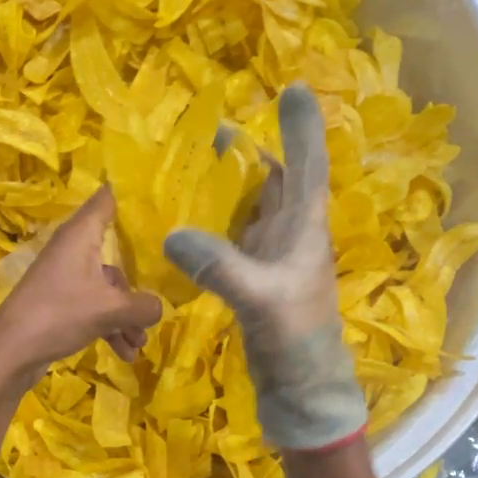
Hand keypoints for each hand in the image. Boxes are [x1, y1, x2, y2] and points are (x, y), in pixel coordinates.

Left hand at [0, 186, 163, 387]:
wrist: (10, 353)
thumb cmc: (60, 315)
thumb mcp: (111, 310)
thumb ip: (143, 306)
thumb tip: (157, 308)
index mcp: (80, 235)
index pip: (106, 200)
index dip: (129, 198)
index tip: (155, 203)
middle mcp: (70, 251)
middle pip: (113, 256)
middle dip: (136, 286)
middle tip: (154, 306)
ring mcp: (62, 280)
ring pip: (105, 291)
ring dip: (125, 317)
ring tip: (138, 345)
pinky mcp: (57, 306)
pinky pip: (92, 310)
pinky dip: (109, 328)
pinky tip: (124, 354)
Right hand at [163, 83, 367, 450]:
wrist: (300, 388)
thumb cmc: (295, 338)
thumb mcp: (260, 297)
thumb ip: (219, 264)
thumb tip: (171, 233)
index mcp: (304, 227)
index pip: (307, 164)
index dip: (301, 126)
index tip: (291, 89)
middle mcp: (291, 234)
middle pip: (275, 179)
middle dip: (248, 152)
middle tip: (208, 132)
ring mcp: (271, 258)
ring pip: (250, 210)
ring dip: (226, 189)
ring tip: (188, 171)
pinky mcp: (253, 281)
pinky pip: (230, 241)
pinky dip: (210, 227)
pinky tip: (184, 227)